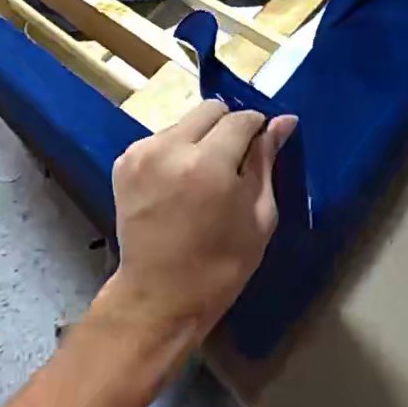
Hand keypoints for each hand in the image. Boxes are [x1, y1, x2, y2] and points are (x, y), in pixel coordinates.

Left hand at [97, 101, 296, 346]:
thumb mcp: (259, 217)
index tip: (262, 145)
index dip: (257, 128)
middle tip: (233, 163)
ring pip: (184, 122)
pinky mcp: (124, 162)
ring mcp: (141, 153)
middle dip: (227, 127)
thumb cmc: (220, 265)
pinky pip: (161, 139)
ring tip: (203, 178)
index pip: (241, 119)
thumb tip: (283, 121)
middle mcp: (169, 148)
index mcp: (208, 163)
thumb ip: (266, 162)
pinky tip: (179, 184)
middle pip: (210, 109)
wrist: (159, 296)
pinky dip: (175, 152)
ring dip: (200, 139)